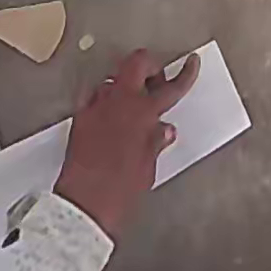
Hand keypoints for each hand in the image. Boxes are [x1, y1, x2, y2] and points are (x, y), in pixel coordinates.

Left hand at [54, 49, 199, 240]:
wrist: (84, 207)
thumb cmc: (120, 189)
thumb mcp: (149, 164)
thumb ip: (157, 140)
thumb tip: (163, 130)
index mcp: (143, 111)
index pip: (172, 86)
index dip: (186, 73)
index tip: (191, 63)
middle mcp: (119, 102)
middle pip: (137, 63)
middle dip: (150, 66)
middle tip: (156, 82)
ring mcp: (96, 108)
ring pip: (113, 79)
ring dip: (125, 86)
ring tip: (132, 104)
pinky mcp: (79, 120)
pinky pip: (93, 98)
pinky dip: (104, 101)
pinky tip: (109, 115)